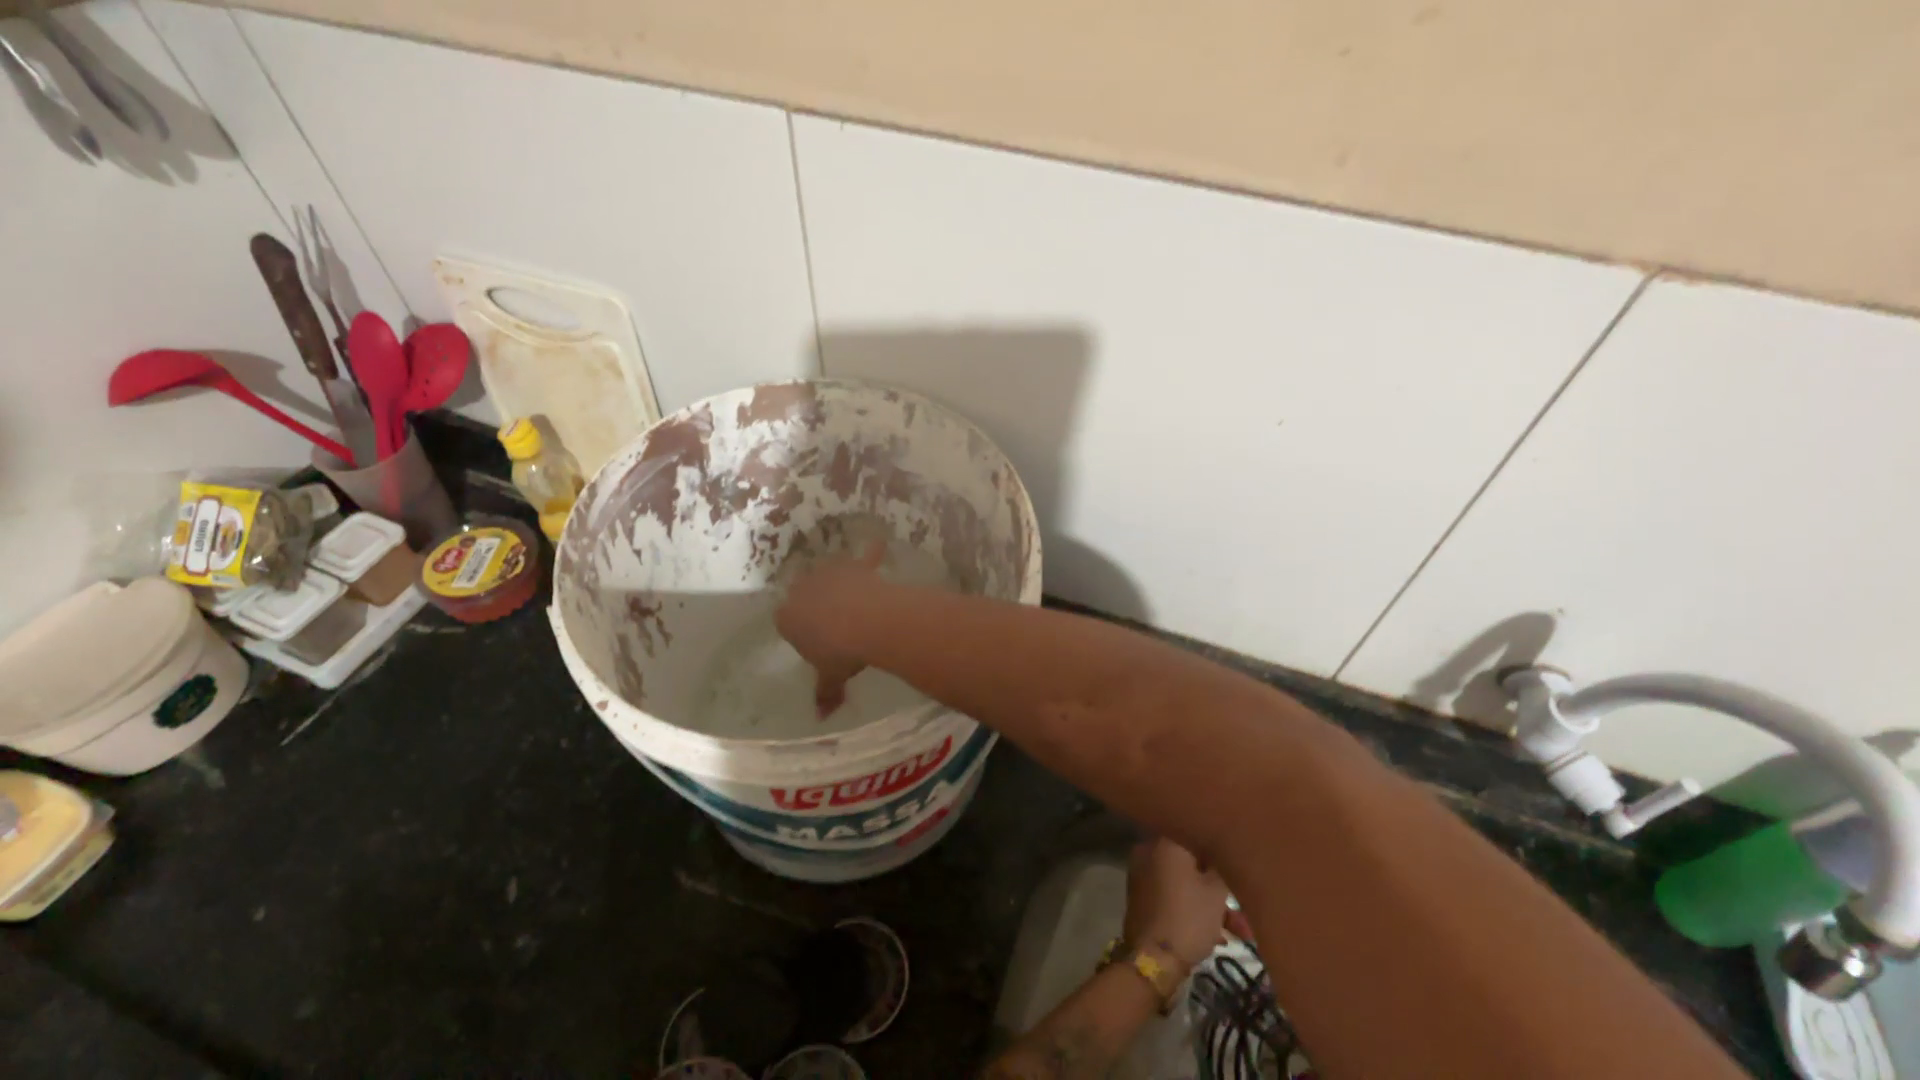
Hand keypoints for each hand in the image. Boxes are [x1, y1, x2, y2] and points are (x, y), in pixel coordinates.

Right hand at [774, 542, 886, 715]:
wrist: (870, 622)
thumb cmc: (841, 653)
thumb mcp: (831, 676)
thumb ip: (825, 694)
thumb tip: (820, 717)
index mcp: (787, 618)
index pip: (785, 621)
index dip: (799, 630)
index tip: (815, 642)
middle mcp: (801, 590)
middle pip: (803, 594)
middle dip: (814, 603)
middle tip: (833, 622)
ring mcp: (828, 573)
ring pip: (829, 576)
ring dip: (838, 583)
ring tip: (853, 598)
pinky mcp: (854, 565)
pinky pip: (863, 557)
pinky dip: (871, 553)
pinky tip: (879, 546)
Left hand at [1122, 838, 1230, 970]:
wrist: (1153, 960)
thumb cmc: (1189, 918)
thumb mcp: (1216, 892)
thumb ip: (1222, 867)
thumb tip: (1222, 853)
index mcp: (1165, 843)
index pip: (1201, 836)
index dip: (1224, 855)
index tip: (1241, 873)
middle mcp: (1149, 851)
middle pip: (1194, 864)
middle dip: (1222, 889)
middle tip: (1246, 912)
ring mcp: (1142, 875)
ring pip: (1186, 884)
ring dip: (1213, 905)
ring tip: (1241, 933)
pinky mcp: (1141, 898)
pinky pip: (1174, 896)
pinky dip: (1193, 910)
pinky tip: (1218, 936)